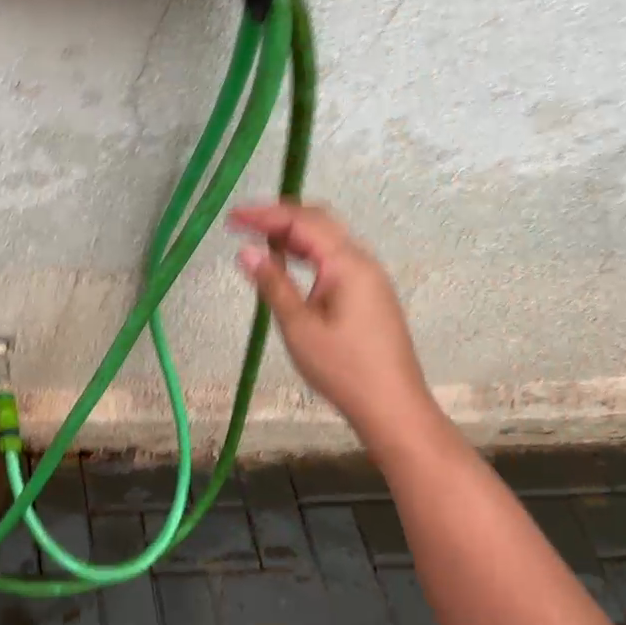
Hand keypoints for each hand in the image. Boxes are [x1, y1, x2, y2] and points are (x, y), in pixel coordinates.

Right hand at [227, 202, 438, 450]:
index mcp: (347, 264)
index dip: (264, 215)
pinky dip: (307, 250)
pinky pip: (334, 256)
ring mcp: (369, 277)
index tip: (231, 218)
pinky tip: (288, 262)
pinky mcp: (369, 293)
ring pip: (328, 238)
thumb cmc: (343, 368)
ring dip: (293, 232)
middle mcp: (362, 262)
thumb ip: (272, 283)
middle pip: (318, 221)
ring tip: (258, 238)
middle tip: (242, 222)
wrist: (394, 409)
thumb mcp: (298, 326)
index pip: (301, 222)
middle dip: (278, 216)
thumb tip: (245, 251)